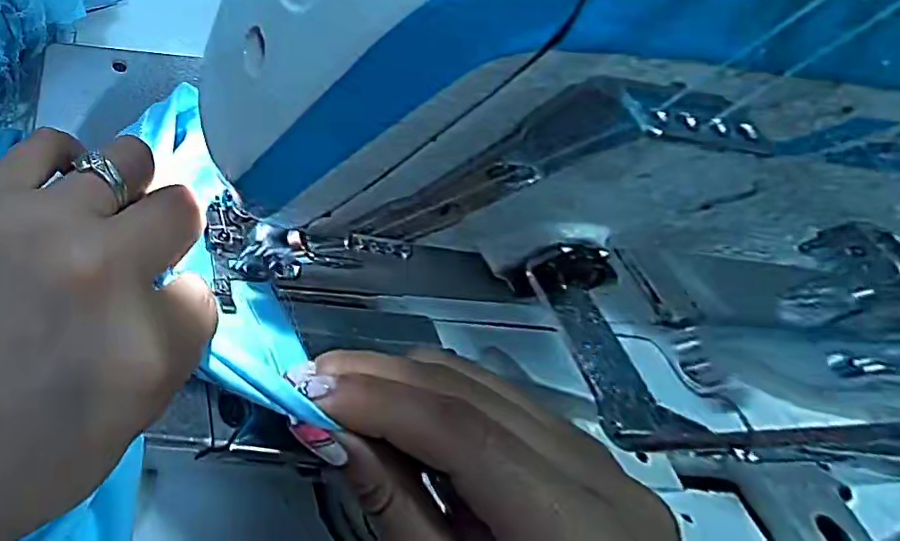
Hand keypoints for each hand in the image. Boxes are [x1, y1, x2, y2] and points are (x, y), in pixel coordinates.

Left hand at [0, 129, 217, 538]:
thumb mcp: (106, 442)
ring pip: (127, 157)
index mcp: (139, 352)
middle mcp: (105, 272)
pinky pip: (52, 143)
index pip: (201, 296)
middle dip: (167, 231)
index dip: (177, 304)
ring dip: (124, 187)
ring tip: (98, 210)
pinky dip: (63, 160)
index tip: (153, 307)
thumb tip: (169, 298)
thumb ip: (154, 363)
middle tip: (134, 248)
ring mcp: (48, 223)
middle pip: (179, 208)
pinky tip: (54, 186)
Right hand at [293, 349, 677, 540]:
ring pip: (471, 377)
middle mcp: (594, 472)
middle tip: (307, 382)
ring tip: (340, 394)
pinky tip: (391, 409)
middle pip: (462, 387)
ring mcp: (589, 452)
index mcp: (574, 523)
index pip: (458, 425)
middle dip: (373, 375)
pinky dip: (429, 392)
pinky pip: (487, 393)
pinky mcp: (572, 446)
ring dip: (395, 378)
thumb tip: (324, 431)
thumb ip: (391, 505)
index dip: (374, 398)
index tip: (305, 391)